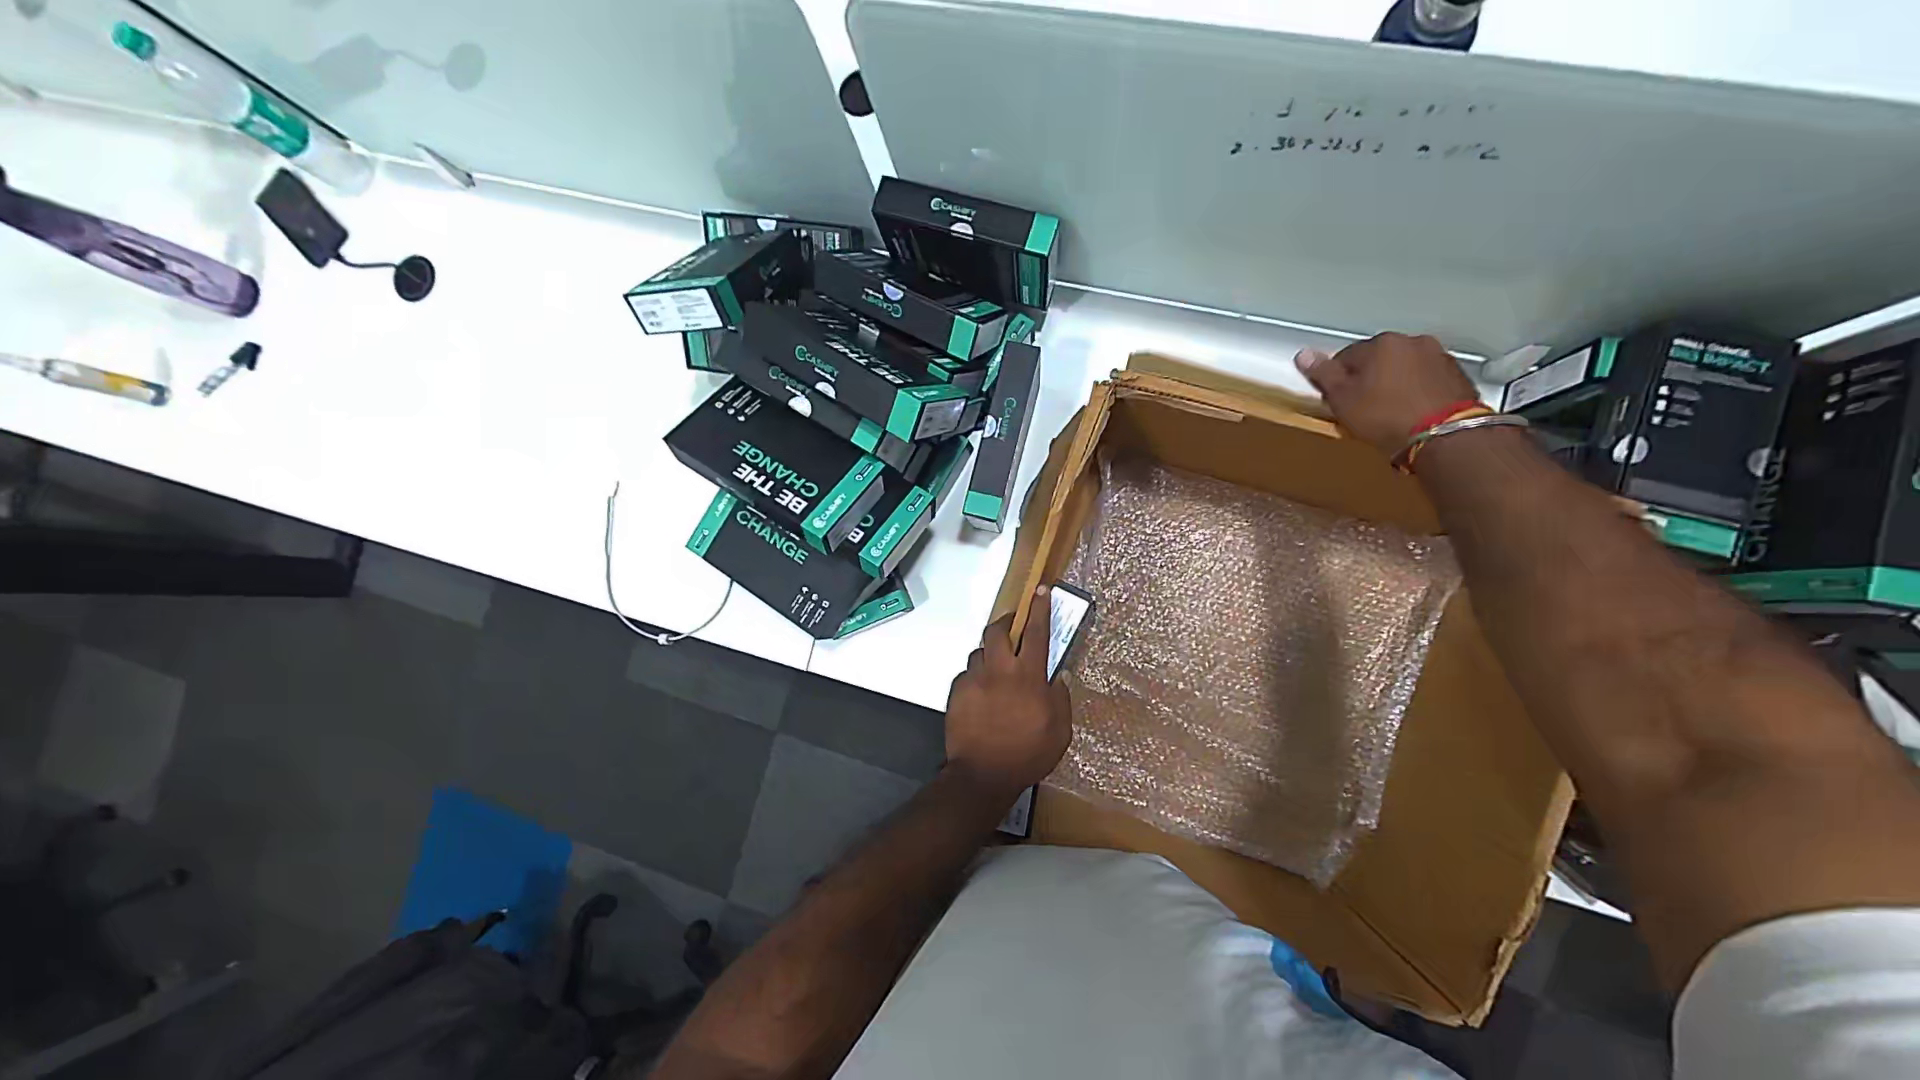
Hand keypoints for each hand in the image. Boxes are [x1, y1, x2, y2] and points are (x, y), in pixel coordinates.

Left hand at [945, 586, 1072, 797]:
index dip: (1040, 609)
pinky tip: (982, 694)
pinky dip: (976, 677)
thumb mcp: (1059, 729)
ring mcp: (974, 679)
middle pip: (998, 631)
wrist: (984, 773)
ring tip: (998, 668)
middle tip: (1014, 627)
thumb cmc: (1028, 753)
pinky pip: (967, 674)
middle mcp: (1000, 670)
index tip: (1041, 591)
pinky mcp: (957, 692)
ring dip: (990, 653)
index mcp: (1028, 676)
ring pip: (980, 651)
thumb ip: (1060, 697)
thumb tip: (1060, 674)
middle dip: (1007, 622)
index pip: (1037, 633)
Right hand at [1295, 333, 1480, 455]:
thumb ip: (1323, 374)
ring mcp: (1438, 358)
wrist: (1442, 436)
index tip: (1339, 400)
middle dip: (1369, 379)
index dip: (1338, 380)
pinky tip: (1410, 414)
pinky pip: (1426, 380)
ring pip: (1404, 368)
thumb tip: (1304, 355)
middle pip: (1378, 359)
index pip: (1346, 356)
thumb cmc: (1388, 417)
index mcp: (1381, 344)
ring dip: (1394, 384)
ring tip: (1387, 414)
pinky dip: (1417, 392)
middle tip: (1361, 409)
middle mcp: (1412, 343)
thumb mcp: (1343, 399)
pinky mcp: (1456, 377)